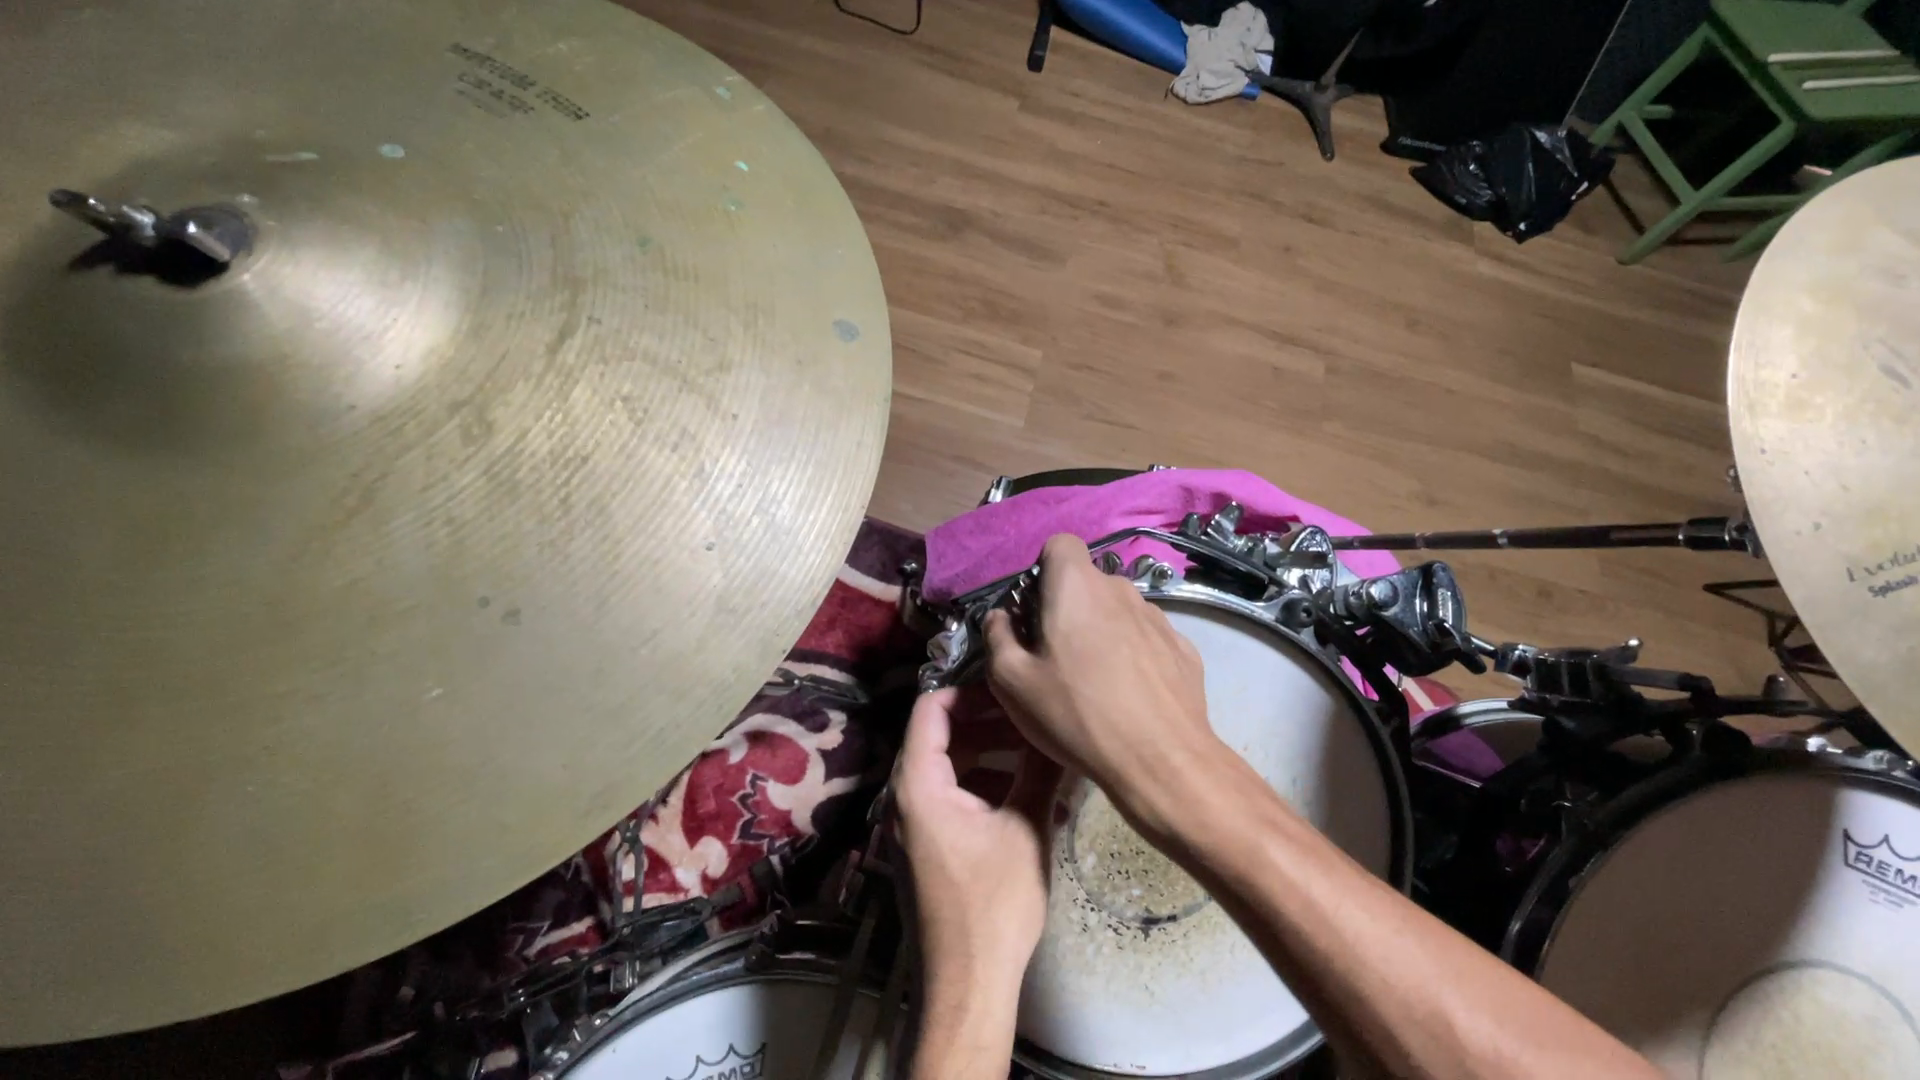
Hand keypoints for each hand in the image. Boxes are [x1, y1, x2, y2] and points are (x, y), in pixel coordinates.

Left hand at [893, 686, 1061, 998]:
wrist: (967, 983)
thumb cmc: (995, 904)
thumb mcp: (1026, 828)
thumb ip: (1040, 771)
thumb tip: (1060, 731)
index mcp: (919, 785)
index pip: (931, 709)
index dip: (970, 691)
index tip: (1011, 691)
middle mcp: (905, 798)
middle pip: (940, 737)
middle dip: (987, 724)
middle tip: (1031, 720)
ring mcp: (912, 825)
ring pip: (948, 770)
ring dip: (989, 757)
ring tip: (1035, 754)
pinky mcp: (926, 848)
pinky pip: (950, 798)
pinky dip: (983, 788)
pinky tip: (1025, 797)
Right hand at [983, 534, 1224, 839]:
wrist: (1162, 760)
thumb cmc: (1077, 716)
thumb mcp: (1012, 683)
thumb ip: (997, 638)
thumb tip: (1000, 617)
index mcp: (1076, 586)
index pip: (1060, 544)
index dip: (1042, 569)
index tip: (1033, 611)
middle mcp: (1121, 590)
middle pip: (1087, 582)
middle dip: (1068, 607)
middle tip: (1054, 656)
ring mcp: (1158, 618)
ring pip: (1117, 611)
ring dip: (1101, 631)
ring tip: (1093, 682)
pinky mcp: (1183, 648)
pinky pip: (1145, 639)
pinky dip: (1132, 655)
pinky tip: (1127, 696)